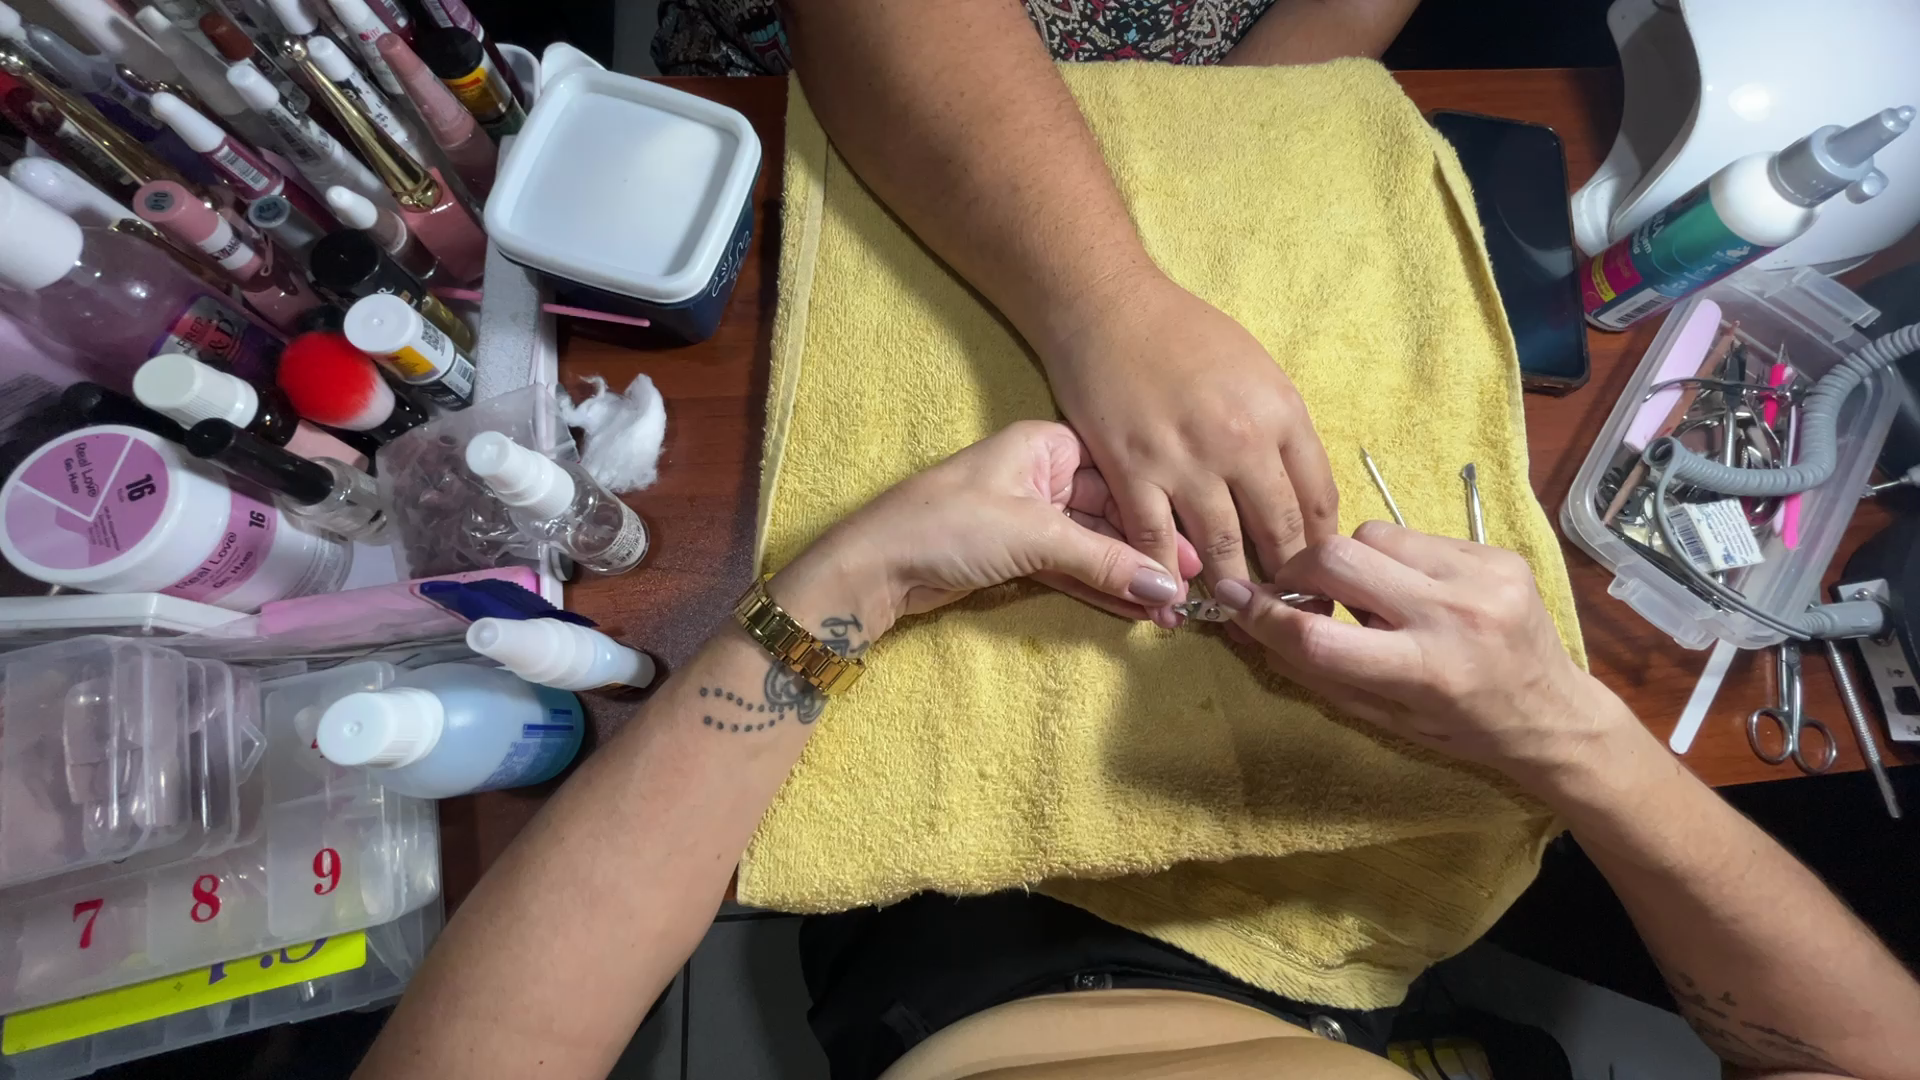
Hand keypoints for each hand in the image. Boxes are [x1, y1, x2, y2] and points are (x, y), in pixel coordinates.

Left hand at [775, 421, 1200, 636]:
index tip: (1196, 552)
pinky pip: (1068, 567)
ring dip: (1125, 577)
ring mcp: (1028, 516)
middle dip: (1146, 554)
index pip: (1119, 474)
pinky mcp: (1015, 552)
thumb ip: (1105, 560)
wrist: (878, 565)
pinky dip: (1096, 588)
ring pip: (1091, 546)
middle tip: (1190, 592)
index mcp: (1045, 446)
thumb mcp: (1036, 535)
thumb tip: (1169, 588)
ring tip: (1168, 611)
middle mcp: (1041, 475)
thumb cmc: (952, 525)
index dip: (1158, 513)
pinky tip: (1131, 610)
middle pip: (1109, 513)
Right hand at [1041, 271, 1338, 619]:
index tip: (1318, 577)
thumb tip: (1288, 487)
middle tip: (1289, 616)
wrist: (1108, 309)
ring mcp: (1184, 460)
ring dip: (1231, 589)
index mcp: (1281, 413)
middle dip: (1287, 583)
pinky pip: (1154, 539)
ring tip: (1239, 617)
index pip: (1317, 501)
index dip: (1321, 549)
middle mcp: (1241, 442)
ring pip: (1220, 547)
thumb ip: (1277, 428)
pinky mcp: (1132, 471)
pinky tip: (1170, 597)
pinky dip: (1164, 574)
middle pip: (1277, 532)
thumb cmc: (1182, 333)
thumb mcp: (1255, 369)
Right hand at [1212, 521, 1628, 783]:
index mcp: (1425, 671)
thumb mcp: (1376, 716)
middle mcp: (1456, 616)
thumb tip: (1245, 621)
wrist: (1556, 714)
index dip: (1263, 615)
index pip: (1319, 635)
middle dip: (1299, 572)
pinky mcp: (1497, 554)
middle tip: (1298, 593)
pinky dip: (1389, 559)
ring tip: (1365, 596)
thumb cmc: (1456, 727)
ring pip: (1369, 535)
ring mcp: (1483, 577)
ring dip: (1347, 563)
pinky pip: (1408, 535)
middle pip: (1338, 559)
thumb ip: (1308, 666)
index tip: (1230, 598)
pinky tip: (1407, 588)